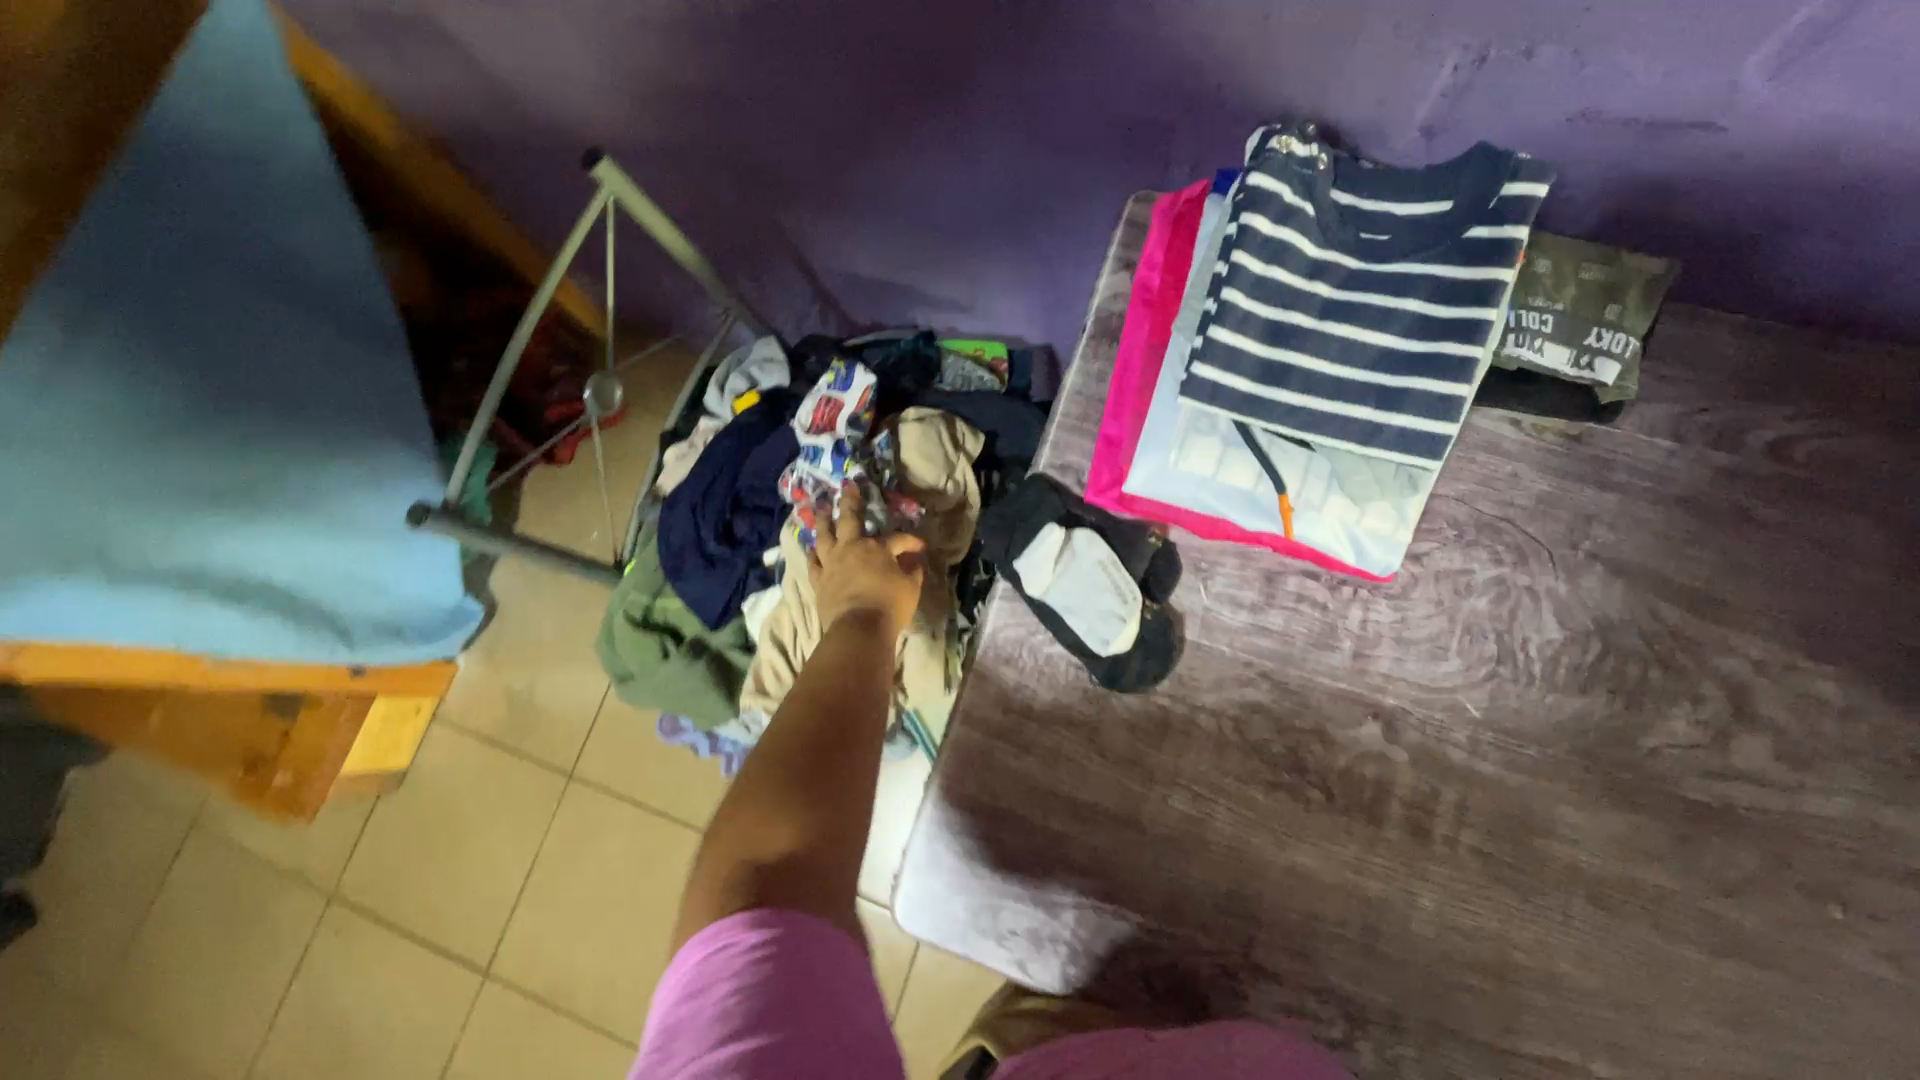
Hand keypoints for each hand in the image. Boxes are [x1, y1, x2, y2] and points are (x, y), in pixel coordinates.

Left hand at [809, 483, 926, 639]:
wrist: (858, 629)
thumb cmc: (889, 606)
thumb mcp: (911, 589)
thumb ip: (913, 572)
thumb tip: (914, 562)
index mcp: (877, 548)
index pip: (898, 539)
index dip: (911, 541)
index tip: (920, 547)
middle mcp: (851, 548)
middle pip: (850, 518)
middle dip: (850, 501)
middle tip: (848, 485)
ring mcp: (831, 563)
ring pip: (824, 535)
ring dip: (822, 520)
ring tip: (820, 508)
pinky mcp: (819, 580)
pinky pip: (813, 563)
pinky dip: (812, 554)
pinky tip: (811, 548)